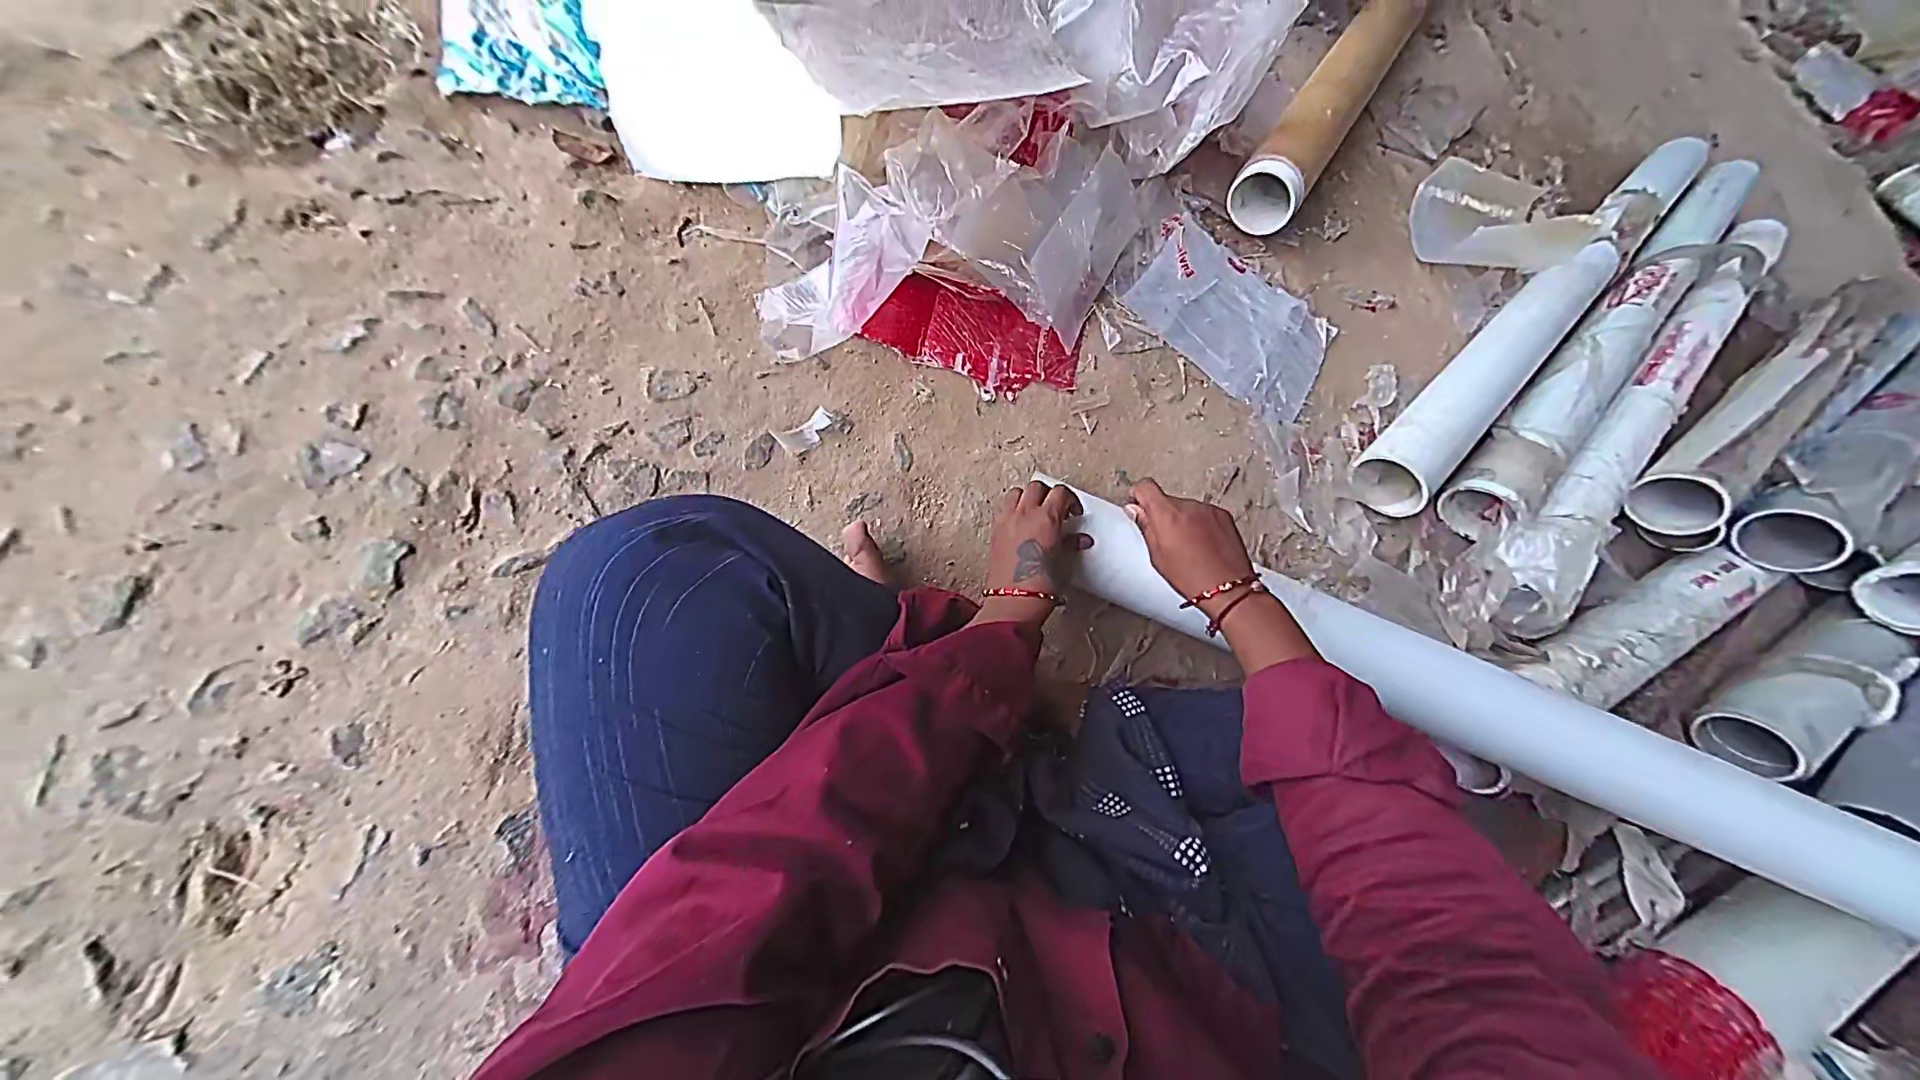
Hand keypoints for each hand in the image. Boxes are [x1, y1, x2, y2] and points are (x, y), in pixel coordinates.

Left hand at [972, 481, 1092, 632]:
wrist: (1015, 601)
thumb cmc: (1040, 586)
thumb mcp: (1065, 562)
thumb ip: (1072, 544)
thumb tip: (1079, 539)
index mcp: (1047, 519)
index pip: (1061, 493)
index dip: (1070, 500)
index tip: (1073, 511)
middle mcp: (1025, 515)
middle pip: (1037, 487)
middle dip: (1049, 494)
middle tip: (1056, 508)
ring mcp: (1007, 521)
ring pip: (1017, 493)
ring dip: (1028, 497)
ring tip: (1036, 512)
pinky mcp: (995, 531)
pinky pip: (1004, 508)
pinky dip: (1013, 509)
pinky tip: (1021, 524)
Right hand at [1124, 478, 1256, 601]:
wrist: (1227, 587)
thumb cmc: (1191, 577)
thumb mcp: (1157, 556)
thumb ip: (1145, 527)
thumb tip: (1136, 510)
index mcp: (1166, 514)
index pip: (1146, 487)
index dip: (1139, 496)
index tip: (1139, 508)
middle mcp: (1188, 506)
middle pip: (1167, 500)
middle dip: (1163, 515)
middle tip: (1165, 540)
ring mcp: (1208, 509)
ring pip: (1186, 508)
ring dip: (1183, 521)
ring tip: (1187, 547)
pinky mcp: (1223, 515)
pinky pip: (1204, 514)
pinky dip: (1201, 525)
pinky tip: (1202, 546)